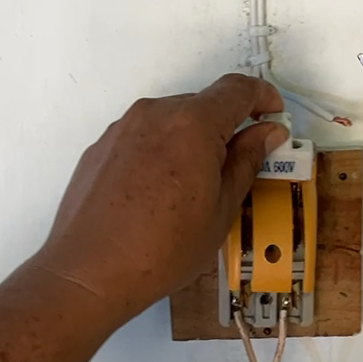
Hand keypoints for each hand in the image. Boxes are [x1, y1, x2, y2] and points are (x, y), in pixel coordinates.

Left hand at [29, 74, 286, 323]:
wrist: (88, 272)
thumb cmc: (164, 248)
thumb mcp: (221, 209)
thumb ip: (247, 161)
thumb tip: (269, 132)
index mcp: (193, 123)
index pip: (238, 89)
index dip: (263, 97)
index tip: (274, 116)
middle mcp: (155, 113)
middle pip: (202, 104)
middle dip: (225, 127)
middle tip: (235, 169)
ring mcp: (122, 128)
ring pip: (170, 121)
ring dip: (191, 140)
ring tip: (191, 189)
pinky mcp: (100, 147)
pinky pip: (142, 137)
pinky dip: (161, 152)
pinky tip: (156, 194)